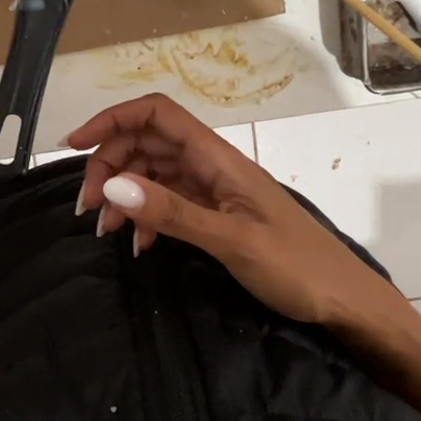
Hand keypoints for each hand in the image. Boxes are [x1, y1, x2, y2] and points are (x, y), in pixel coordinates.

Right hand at [69, 94, 401, 327]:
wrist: (347, 304)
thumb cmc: (299, 268)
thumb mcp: (232, 241)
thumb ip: (172, 212)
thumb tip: (113, 184)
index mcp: (218, 157)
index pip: (155, 115)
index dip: (111, 120)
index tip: (73, 147)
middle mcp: (211, 166)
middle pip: (146, 144)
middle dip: (109, 167)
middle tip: (89, 209)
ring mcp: (213, 190)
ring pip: (152, 174)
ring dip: (123, 194)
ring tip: (106, 231)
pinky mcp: (216, 215)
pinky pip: (167, 203)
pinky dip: (144, 217)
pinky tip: (138, 246)